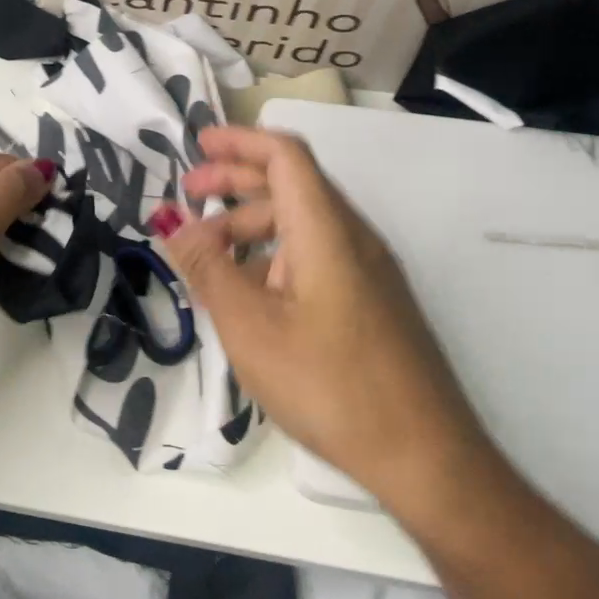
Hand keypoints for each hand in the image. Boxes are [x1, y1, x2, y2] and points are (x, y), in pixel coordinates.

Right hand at [154, 127, 497, 510]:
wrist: (426, 458)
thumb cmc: (330, 385)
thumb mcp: (250, 327)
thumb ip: (207, 268)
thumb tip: (172, 224)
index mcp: (326, 231)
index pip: (286, 156)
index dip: (240, 141)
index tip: (197, 143)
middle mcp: (353, 239)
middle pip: (292, 184)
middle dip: (235, 180)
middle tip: (187, 194)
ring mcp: (368, 272)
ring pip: (302, 223)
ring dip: (250, 223)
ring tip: (206, 256)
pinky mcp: (372, 303)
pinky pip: (315, 255)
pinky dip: (273, 254)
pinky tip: (248, 293)